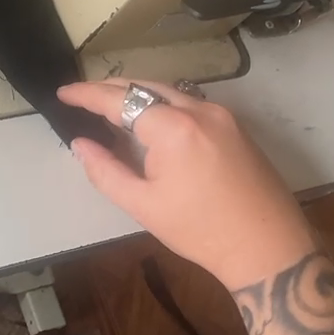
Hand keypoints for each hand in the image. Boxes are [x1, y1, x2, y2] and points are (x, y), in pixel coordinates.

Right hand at [57, 80, 313, 287]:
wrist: (270, 249)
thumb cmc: (201, 231)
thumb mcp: (143, 205)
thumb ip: (106, 171)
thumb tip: (80, 144)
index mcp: (173, 128)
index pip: (118, 100)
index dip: (86, 94)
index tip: (63, 93)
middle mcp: (198, 110)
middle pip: (143, 85)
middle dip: (109, 89)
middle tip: (81, 98)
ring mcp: (221, 114)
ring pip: (167, 90)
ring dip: (136, 94)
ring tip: (109, 107)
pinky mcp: (235, 125)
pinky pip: (188, 101)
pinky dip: (161, 103)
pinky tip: (148, 121)